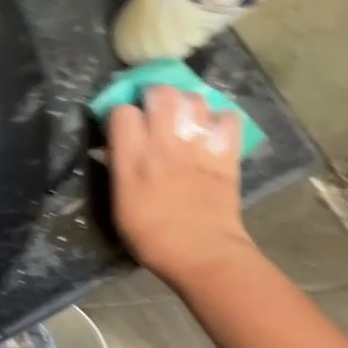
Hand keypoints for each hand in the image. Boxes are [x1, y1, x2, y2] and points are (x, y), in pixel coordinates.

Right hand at [106, 85, 255, 288]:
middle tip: (154, 109)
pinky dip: (220, 119)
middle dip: (155, 95)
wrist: (201, 253)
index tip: (123, 125)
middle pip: (161, 94)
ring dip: (187, 104)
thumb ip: (120, 169)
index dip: (121, 115)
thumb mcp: (119, 203)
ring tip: (184, 117)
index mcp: (133, 160)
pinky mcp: (226, 154)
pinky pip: (228, 119)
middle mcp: (164, 145)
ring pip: (195, 99)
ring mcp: (199, 147)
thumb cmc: (150, 237)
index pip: (122, 112)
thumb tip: (120, 149)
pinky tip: (212, 131)